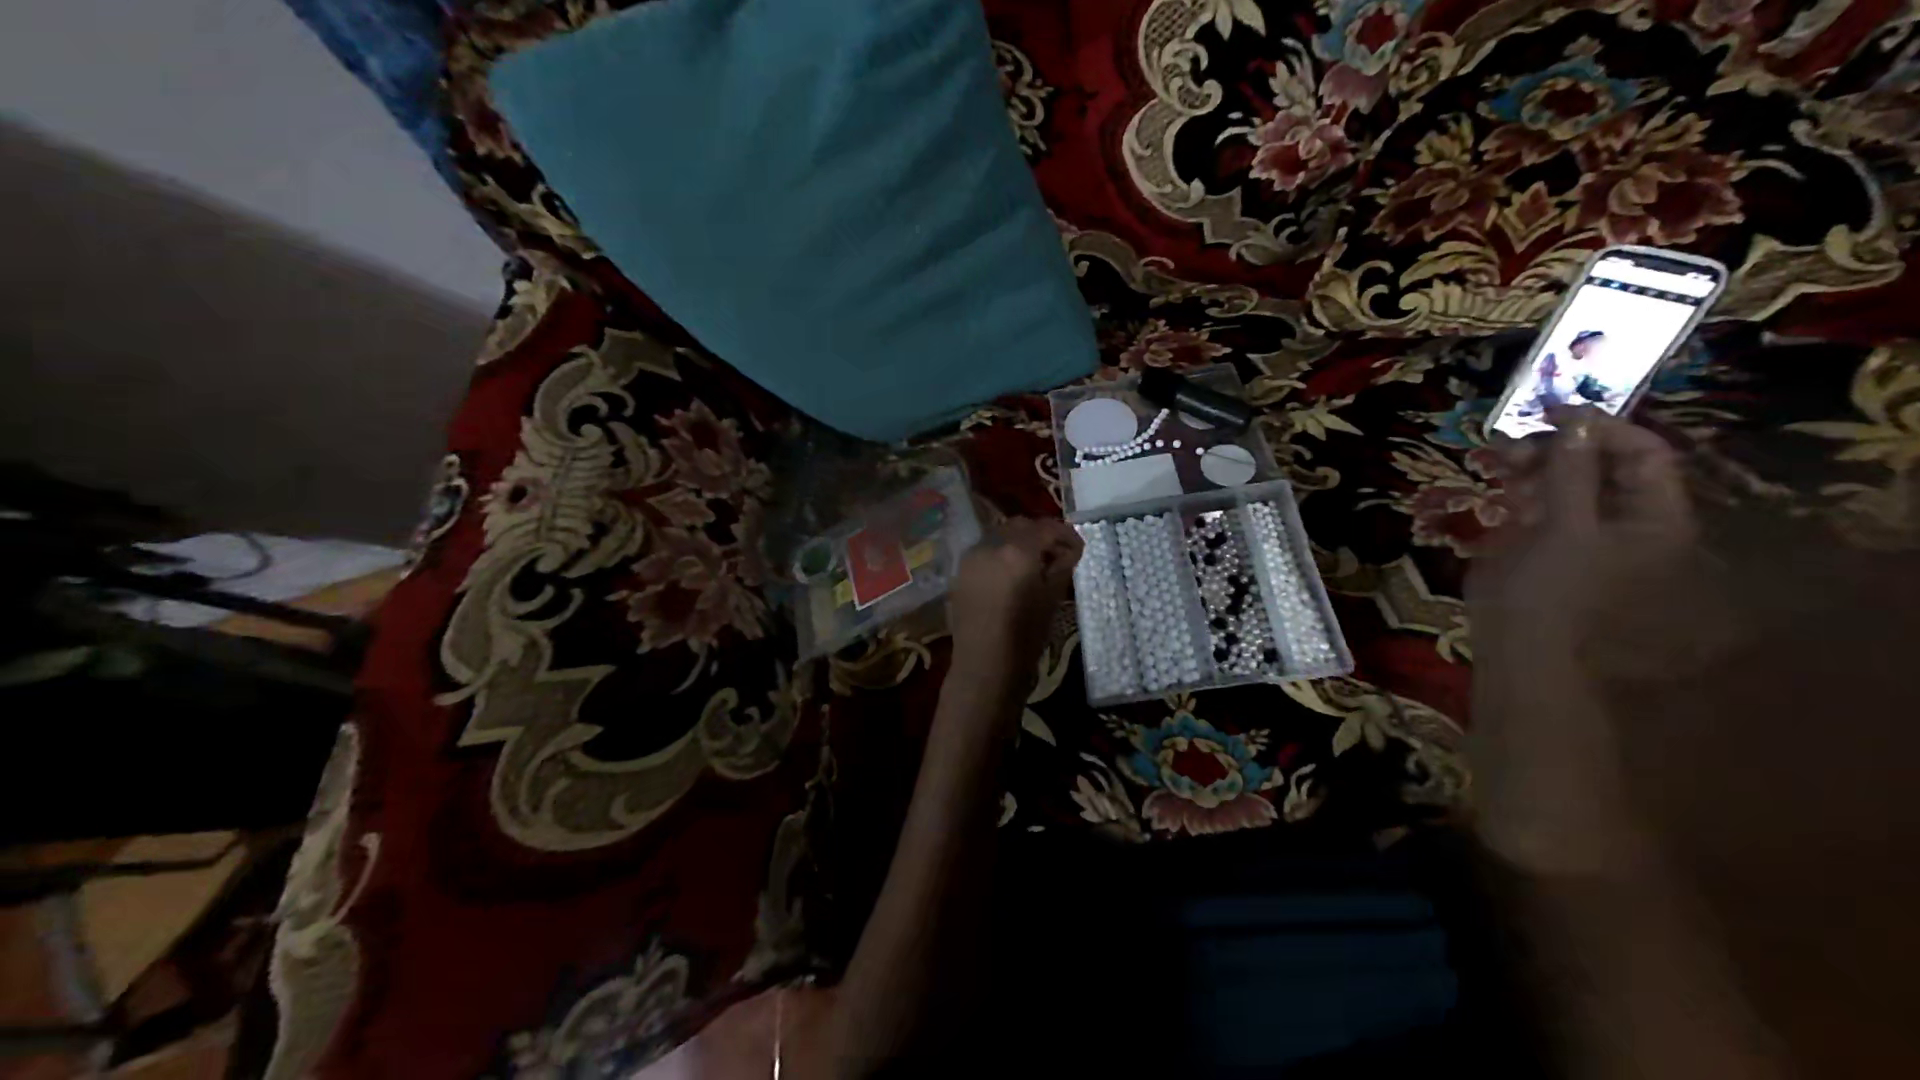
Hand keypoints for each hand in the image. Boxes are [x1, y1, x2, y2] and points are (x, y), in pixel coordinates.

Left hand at [946, 517, 1081, 689]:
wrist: (984, 666)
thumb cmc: (1024, 636)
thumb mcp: (1051, 599)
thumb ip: (1061, 566)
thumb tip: (1068, 550)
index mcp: (1017, 551)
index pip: (1046, 528)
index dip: (1066, 534)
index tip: (1078, 547)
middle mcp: (990, 545)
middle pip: (1020, 526)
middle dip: (1041, 534)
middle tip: (1058, 553)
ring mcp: (971, 557)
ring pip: (999, 535)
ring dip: (1019, 542)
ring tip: (1035, 564)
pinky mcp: (960, 572)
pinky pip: (985, 551)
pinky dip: (1001, 554)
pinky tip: (1012, 574)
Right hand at [1472, 405, 1695, 660]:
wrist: (1518, 646)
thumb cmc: (1554, 591)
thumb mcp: (1564, 528)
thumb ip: (1570, 472)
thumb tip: (1574, 419)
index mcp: (1653, 516)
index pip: (1643, 453)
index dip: (1603, 428)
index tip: (1553, 411)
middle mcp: (1625, 518)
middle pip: (1604, 463)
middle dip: (1563, 445)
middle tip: (1516, 440)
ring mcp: (1584, 530)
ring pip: (1568, 478)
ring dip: (1537, 461)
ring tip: (1501, 455)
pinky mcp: (1546, 540)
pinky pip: (1541, 499)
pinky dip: (1522, 483)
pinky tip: (1500, 477)